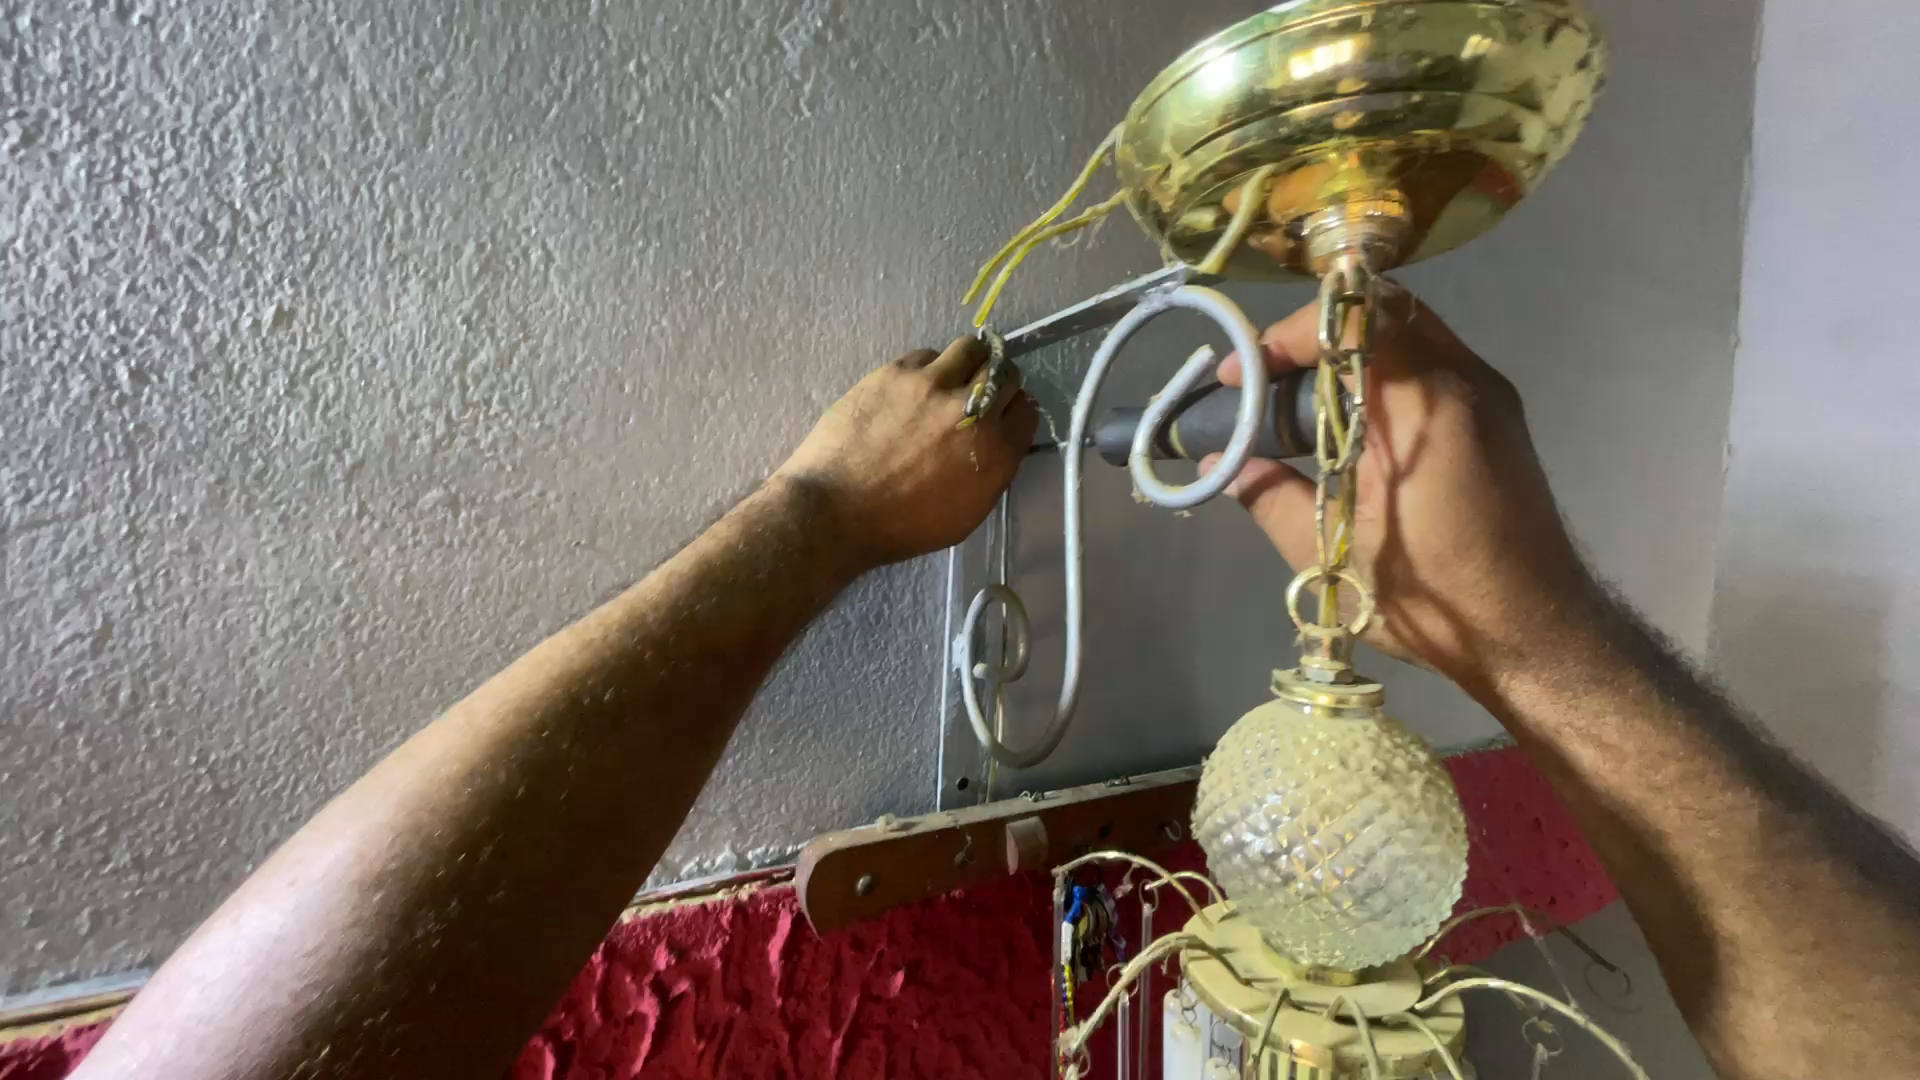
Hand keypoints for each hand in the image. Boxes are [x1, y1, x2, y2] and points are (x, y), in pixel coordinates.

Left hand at [775, 337, 1038, 568]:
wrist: (837, 511)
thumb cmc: (901, 527)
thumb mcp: (965, 516)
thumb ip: (992, 474)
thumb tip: (999, 443)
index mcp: (995, 452)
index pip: (1026, 410)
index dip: (1015, 410)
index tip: (1002, 414)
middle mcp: (972, 411)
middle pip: (1005, 373)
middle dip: (997, 382)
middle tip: (979, 393)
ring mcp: (933, 385)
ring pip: (970, 349)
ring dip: (968, 362)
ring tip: (951, 378)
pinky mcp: (896, 372)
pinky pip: (927, 355)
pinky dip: (928, 368)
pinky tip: (913, 388)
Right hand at [1208, 286, 1601, 689]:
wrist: (1533, 632)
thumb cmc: (1430, 597)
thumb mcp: (1331, 555)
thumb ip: (1271, 498)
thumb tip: (1223, 466)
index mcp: (1424, 411)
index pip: (1356, 322)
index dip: (1287, 336)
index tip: (1239, 376)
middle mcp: (1464, 383)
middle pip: (1380, 313)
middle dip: (1310, 339)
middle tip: (1261, 383)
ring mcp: (1485, 396)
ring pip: (1404, 334)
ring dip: (1341, 355)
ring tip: (1293, 405)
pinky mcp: (1491, 417)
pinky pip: (1423, 364)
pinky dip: (1372, 375)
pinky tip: (1342, 427)